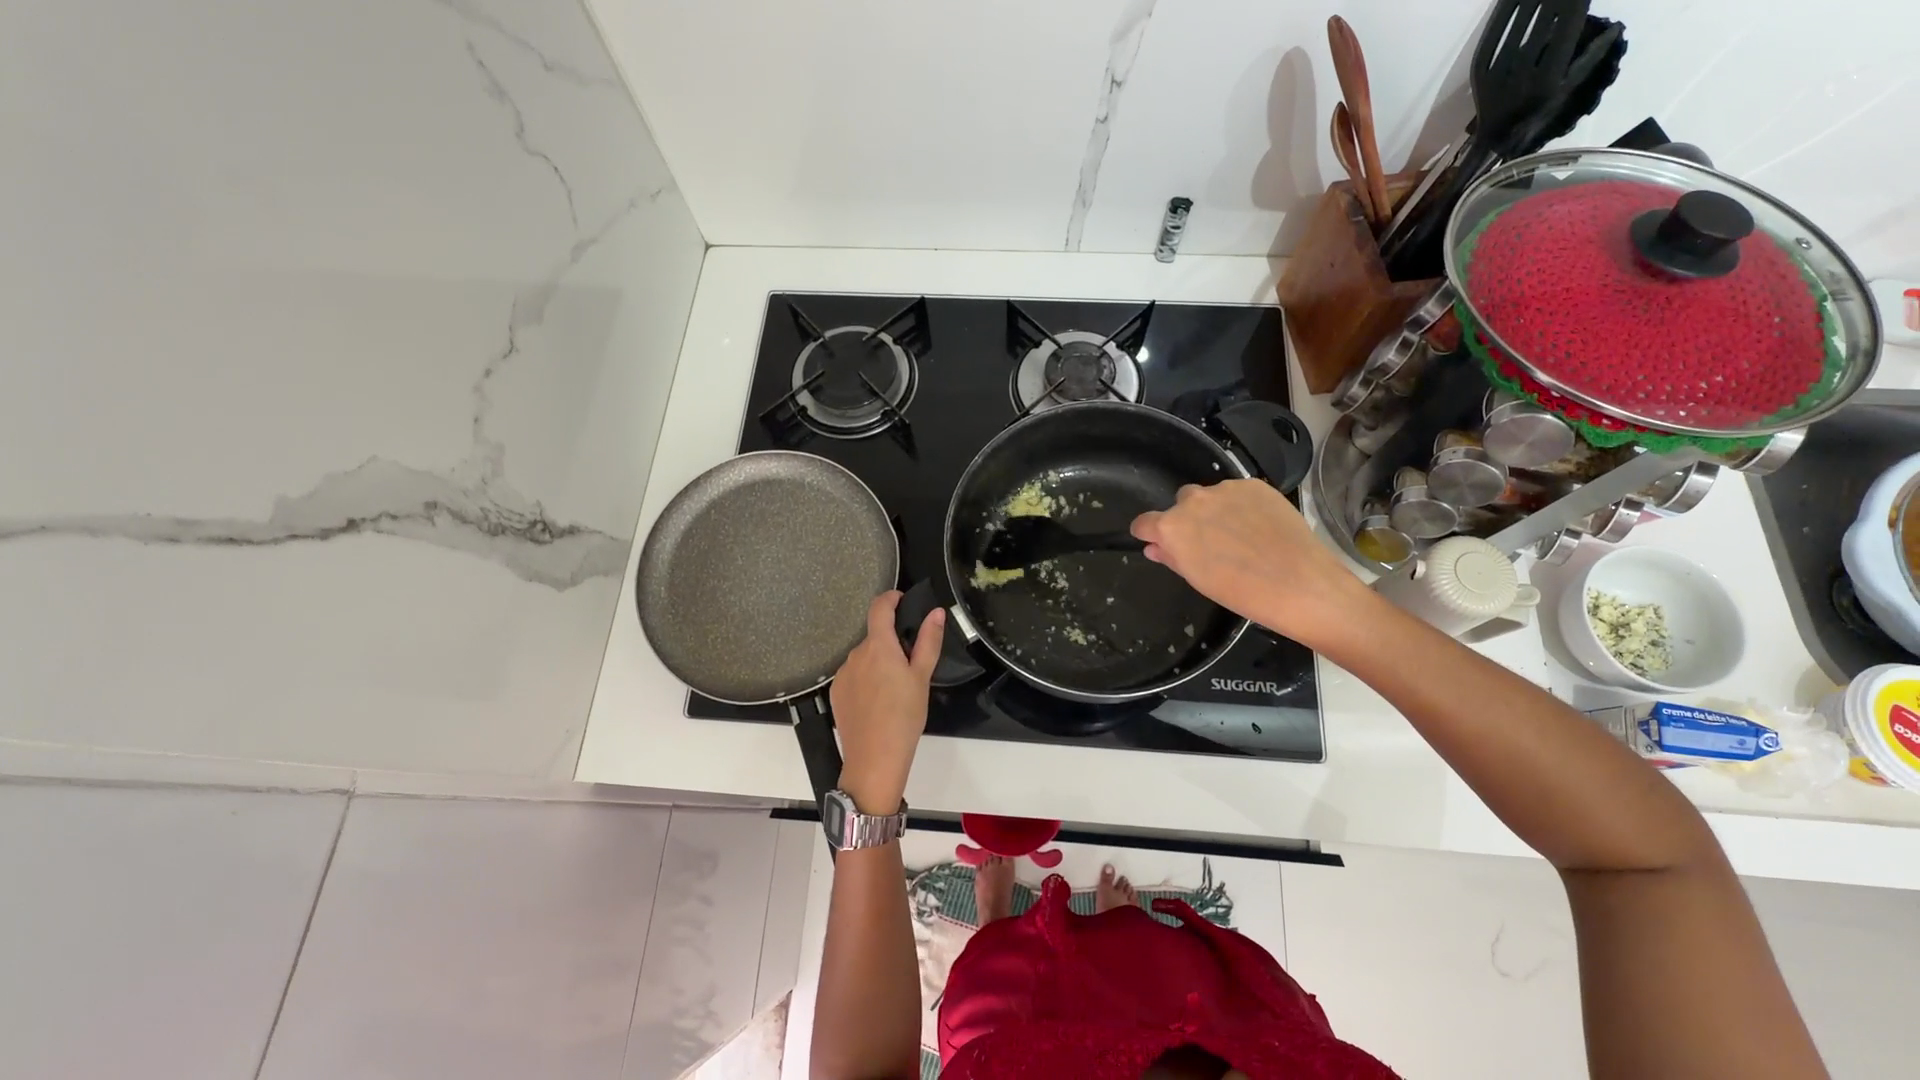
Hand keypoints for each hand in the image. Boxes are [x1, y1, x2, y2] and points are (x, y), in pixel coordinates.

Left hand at [829, 591, 944, 813]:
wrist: (874, 758)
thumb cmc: (904, 717)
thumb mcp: (922, 678)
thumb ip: (928, 641)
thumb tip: (936, 612)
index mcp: (878, 647)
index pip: (879, 608)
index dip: (890, 598)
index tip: (901, 600)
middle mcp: (856, 655)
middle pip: (874, 637)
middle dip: (891, 642)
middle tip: (910, 664)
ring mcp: (843, 674)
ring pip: (864, 657)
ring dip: (878, 662)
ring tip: (895, 689)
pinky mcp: (837, 692)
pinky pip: (854, 675)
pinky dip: (866, 679)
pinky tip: (878, 701)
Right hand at [1130, 479, 1369, 646]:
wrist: (1299, 583)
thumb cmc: (1241, 592)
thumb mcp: (1198, 580)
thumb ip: (1172, 558)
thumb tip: (1155, 547)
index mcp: (1172, 527)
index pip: (1144, 522)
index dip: (1149, 533)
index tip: (1157, 542)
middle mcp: (1194, 501)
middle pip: (1181, 504)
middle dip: (1188, 520)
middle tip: (1209, 544)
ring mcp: (1227, 490)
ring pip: (1211, 496)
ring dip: (1217, 511)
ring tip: (1240, 536)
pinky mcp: (1255, 486)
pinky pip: (1239, 493)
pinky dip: (1243, 506)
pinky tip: (1260, 528)